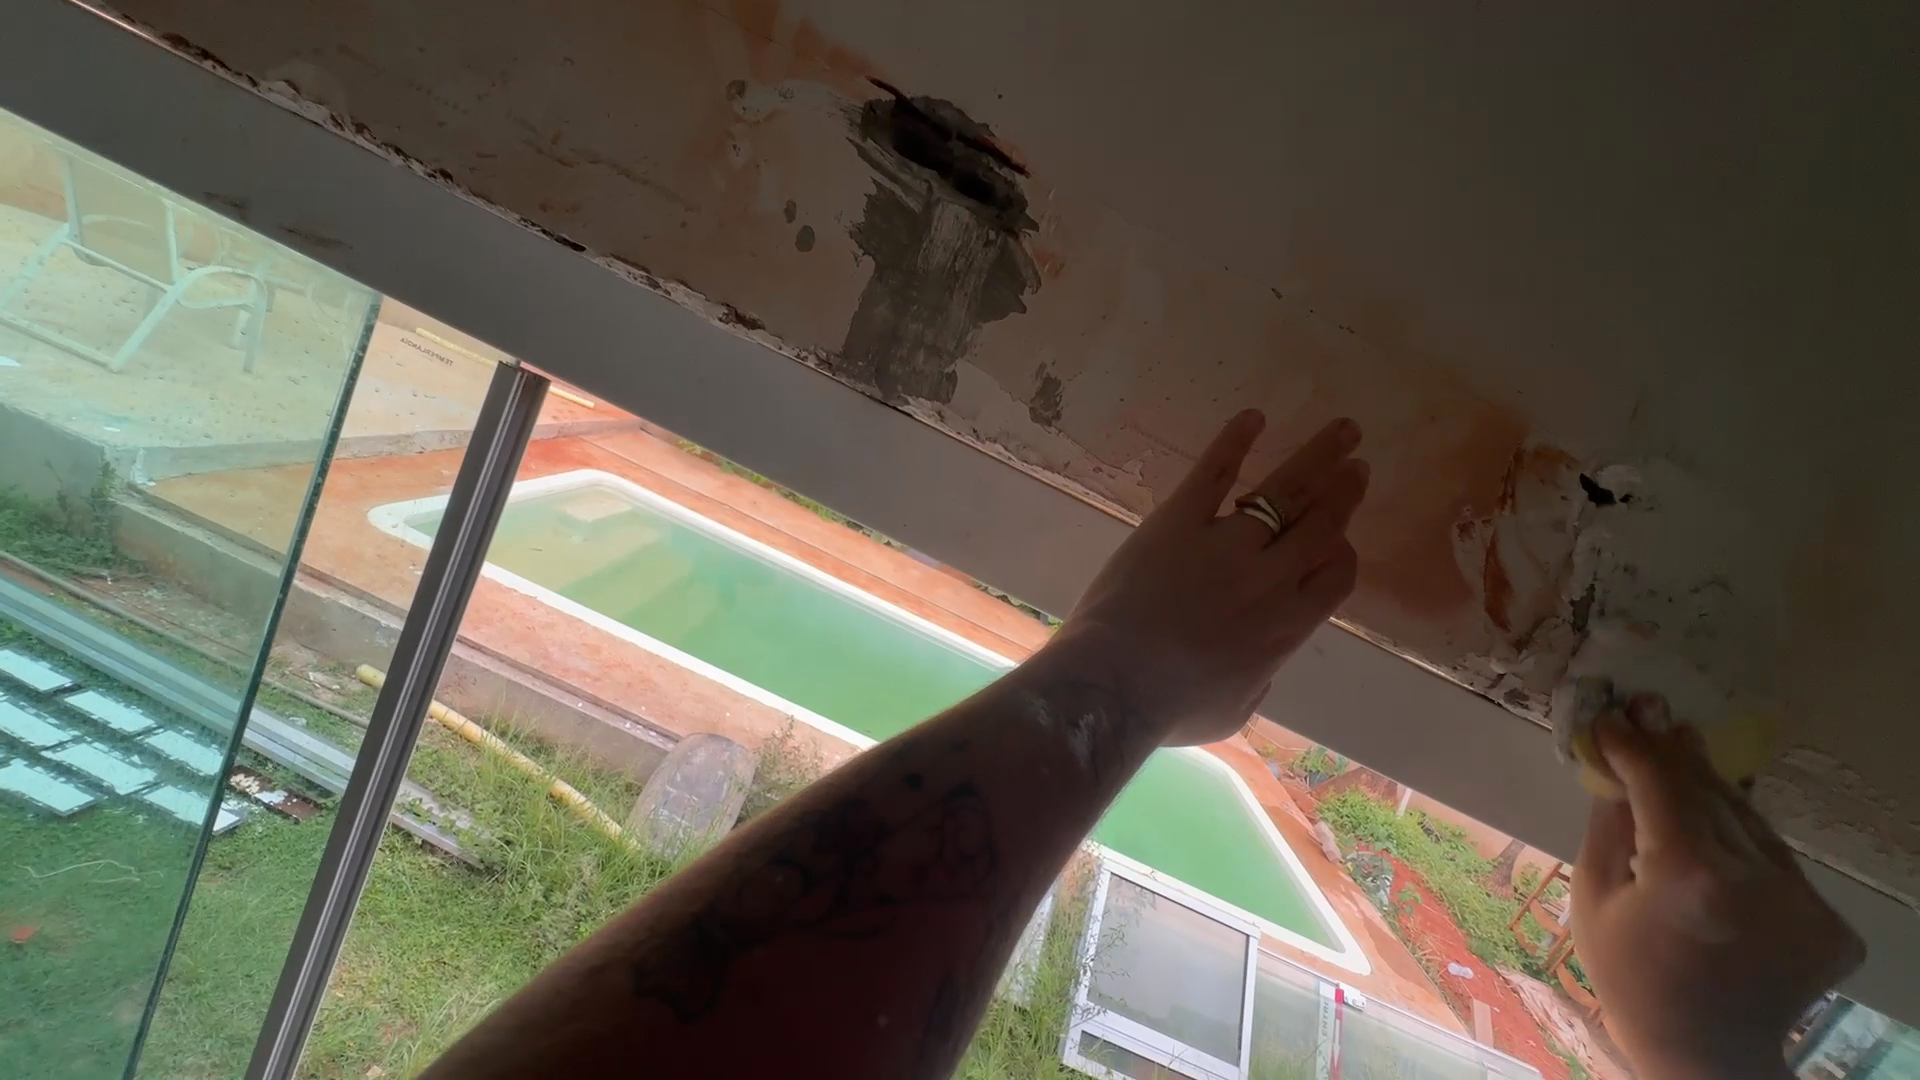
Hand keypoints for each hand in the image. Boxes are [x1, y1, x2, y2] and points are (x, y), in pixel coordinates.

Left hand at [1055, 410, 1368, 746]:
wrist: (1114, 684)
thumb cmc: (1170, 709)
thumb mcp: (1233, 710)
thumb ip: (1257, 682)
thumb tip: (1262, 667)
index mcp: (1287, 627)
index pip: (1335, 576)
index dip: (1342, 552)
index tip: (1340, 539)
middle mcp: (1269, 578)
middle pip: (1321, 525)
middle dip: (1344, 493)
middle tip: (1357, 468)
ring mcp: (1225, 544)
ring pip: (1284, 492)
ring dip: (1317, 458)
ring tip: (1342, 431)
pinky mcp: (1177, 521)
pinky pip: (1213, 473)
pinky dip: (1233, 442)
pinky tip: (1253, 417)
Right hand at [1573, 697, 1864, 1079]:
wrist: (1704, 1046)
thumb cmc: (1625, 966)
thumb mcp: (1593, 889)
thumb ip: (1609, 824)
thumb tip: (1613, 768)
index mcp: (1690, 877)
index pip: (1662, 788)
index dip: (1634, 747)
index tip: (1610, 716)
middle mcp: (1758, 882)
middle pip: (1709, 795)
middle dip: (1672, 751)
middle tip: (1647, 708)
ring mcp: (1804, 903)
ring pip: (1746, 819)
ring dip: (1706, 782)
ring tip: (1676, 741)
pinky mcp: (1828, 920)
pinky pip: (1771, 854)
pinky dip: (1736, 826)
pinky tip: (1707, 806)